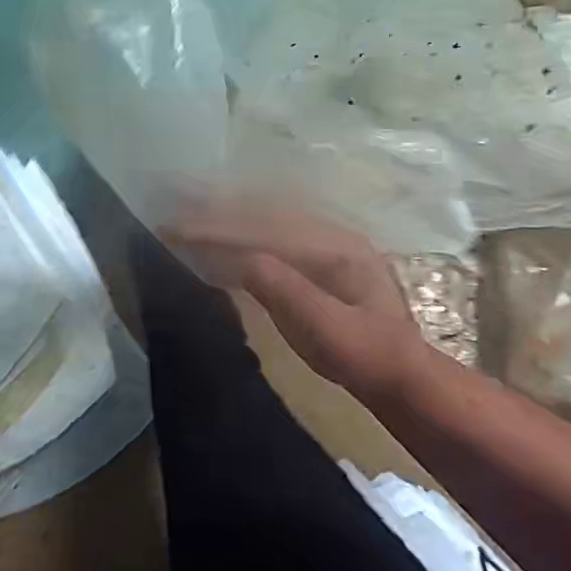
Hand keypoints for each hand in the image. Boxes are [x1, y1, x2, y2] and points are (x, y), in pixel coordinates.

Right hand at [162, 203, 432, 398]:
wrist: (401, 379)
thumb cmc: (367, 357)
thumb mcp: (330, 330)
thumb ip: (286, 291)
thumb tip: (243, 260)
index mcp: (335, 246)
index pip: (263, 229)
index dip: (217, 228)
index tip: (175, 229)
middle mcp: (325, 234)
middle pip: (259, 211)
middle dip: (212, 204)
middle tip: (169, 191)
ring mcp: (317, 245)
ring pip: (257, 219)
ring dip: (216, 213)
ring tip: (178, 203)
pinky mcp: (306, 261)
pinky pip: (260, 237)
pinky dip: (228, 235)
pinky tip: (206, 239)